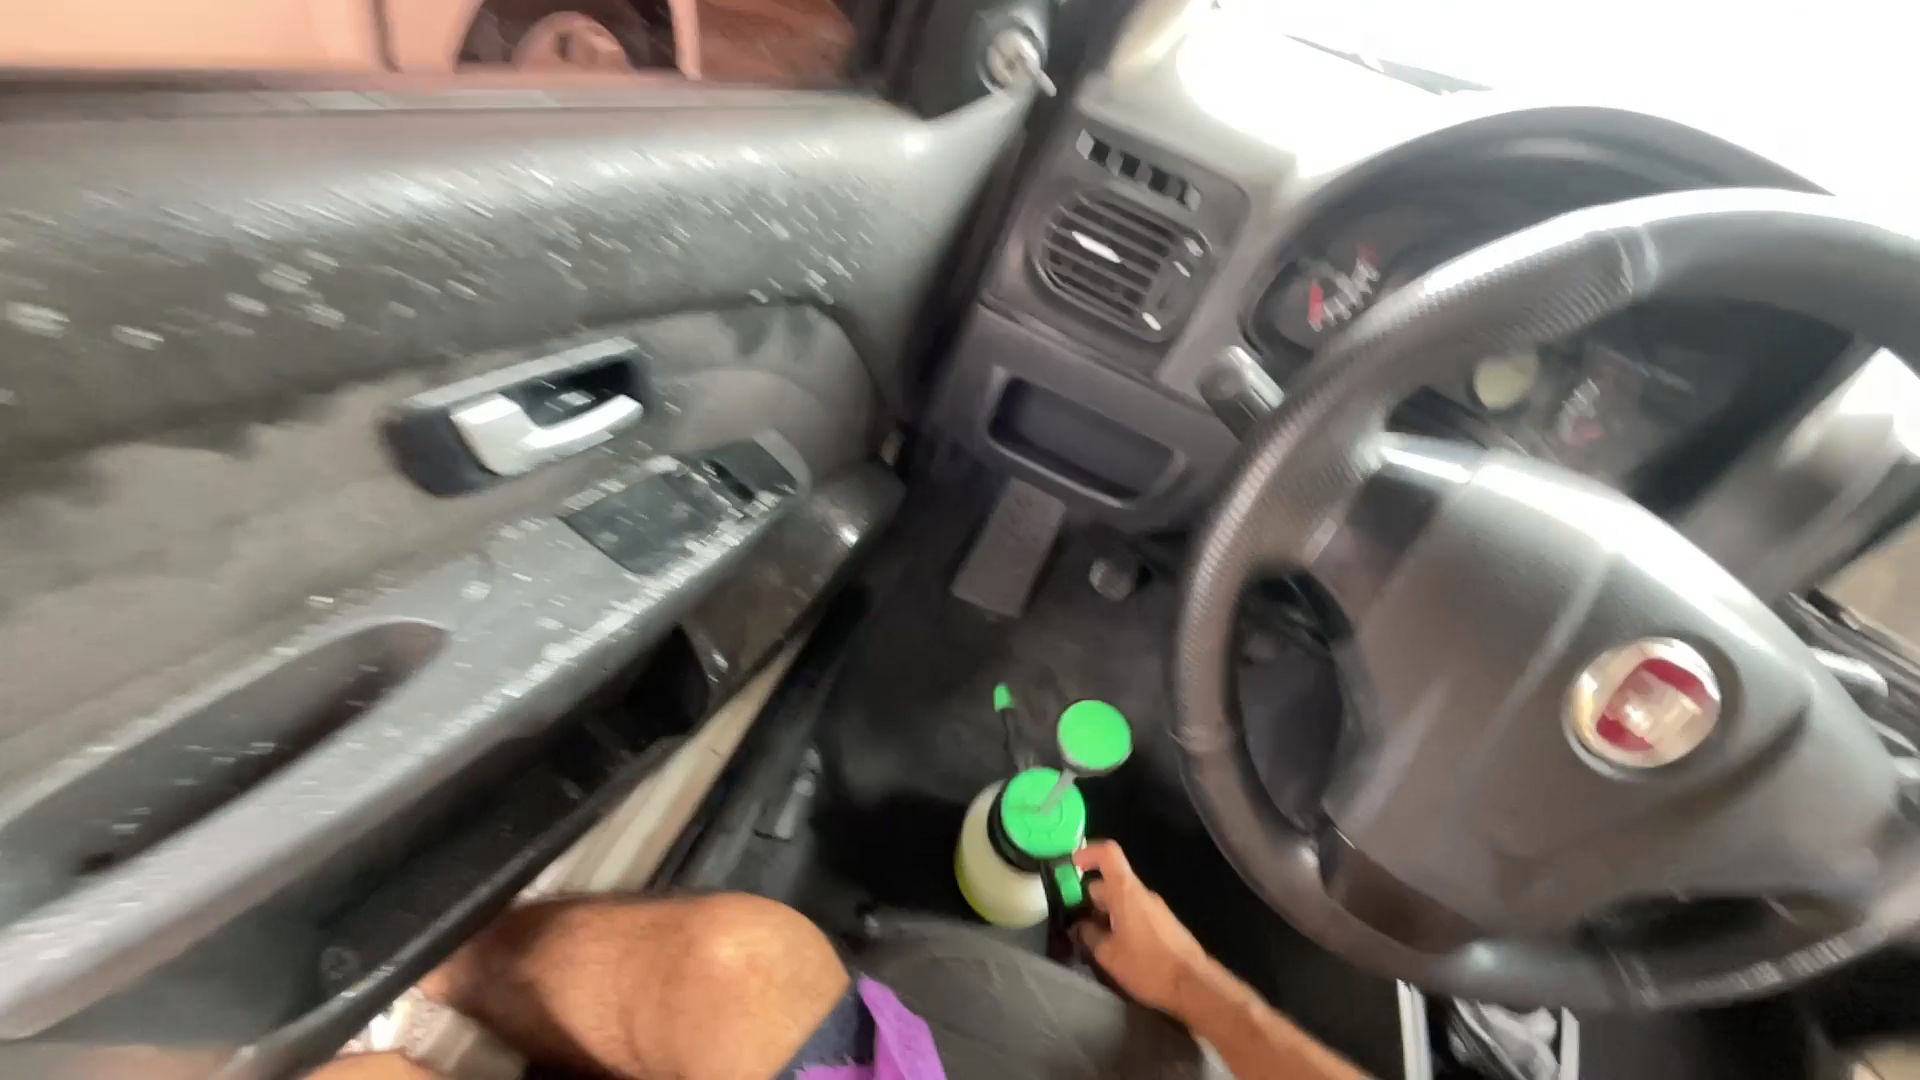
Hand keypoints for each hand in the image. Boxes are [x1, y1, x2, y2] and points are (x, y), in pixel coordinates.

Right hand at [1071, 839, 1213, 1014]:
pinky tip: (1115, 947)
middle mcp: (1141, 893)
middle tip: (1074, 920)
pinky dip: (1120, 921)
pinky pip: (1134, 912)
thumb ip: (1090, 935)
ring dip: (1104, 912)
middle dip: (1089, 896)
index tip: (1071, 867)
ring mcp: (1154, 908)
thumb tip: (1080, 925)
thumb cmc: (1148, 966)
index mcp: (1126, 891)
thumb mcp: (1109, 955)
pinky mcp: (1163, 924)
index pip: (1108, 853)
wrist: (1195, 986)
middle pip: (1110, 880)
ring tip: (1092, 939)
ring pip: (1122, 899)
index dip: (1087, 853)